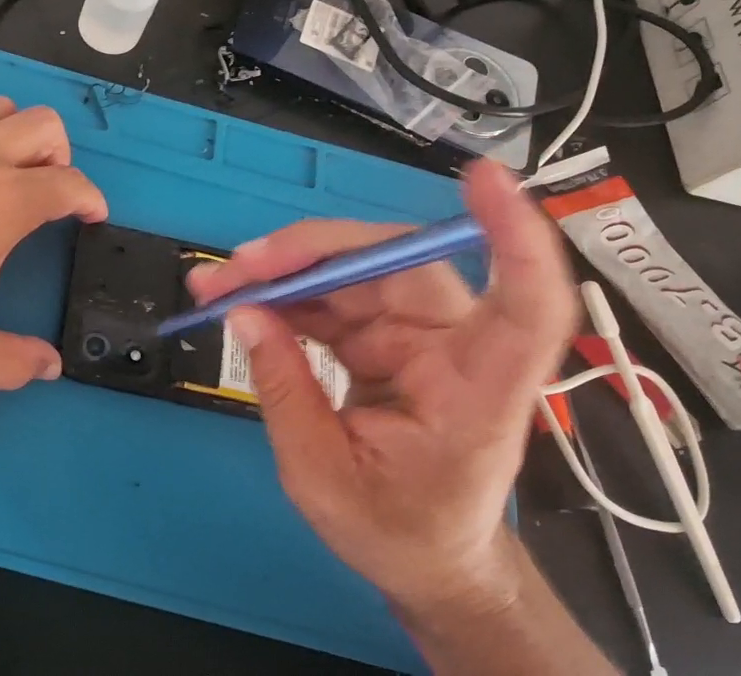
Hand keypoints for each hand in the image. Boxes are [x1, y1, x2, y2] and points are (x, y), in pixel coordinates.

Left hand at [0, 97, 107, 390]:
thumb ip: (12, 363)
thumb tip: (48, 366)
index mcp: (5, 203)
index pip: (72, 184)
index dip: (91, 199)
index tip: (90, 215)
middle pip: (45, 125)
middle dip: (61, 154)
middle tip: (51, 188)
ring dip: (14, 135)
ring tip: (5, 171)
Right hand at [185, 160, 578, 615]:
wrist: (426, 561)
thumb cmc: (399, 533)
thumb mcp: (323, 476)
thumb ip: (285, 391)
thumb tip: (246, 314)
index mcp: (477, 393)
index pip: (522, 305)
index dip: (511, 238)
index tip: (483, 179)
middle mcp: (458, 348)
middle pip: (398, 268)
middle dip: (312, 254)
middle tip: (236, 268)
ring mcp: (422, 337)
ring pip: (356, 272)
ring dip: (284, 271)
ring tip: (218, 284)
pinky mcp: (390, 337)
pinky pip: (336, 296)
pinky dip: (286, 293)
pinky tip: (241, 297)